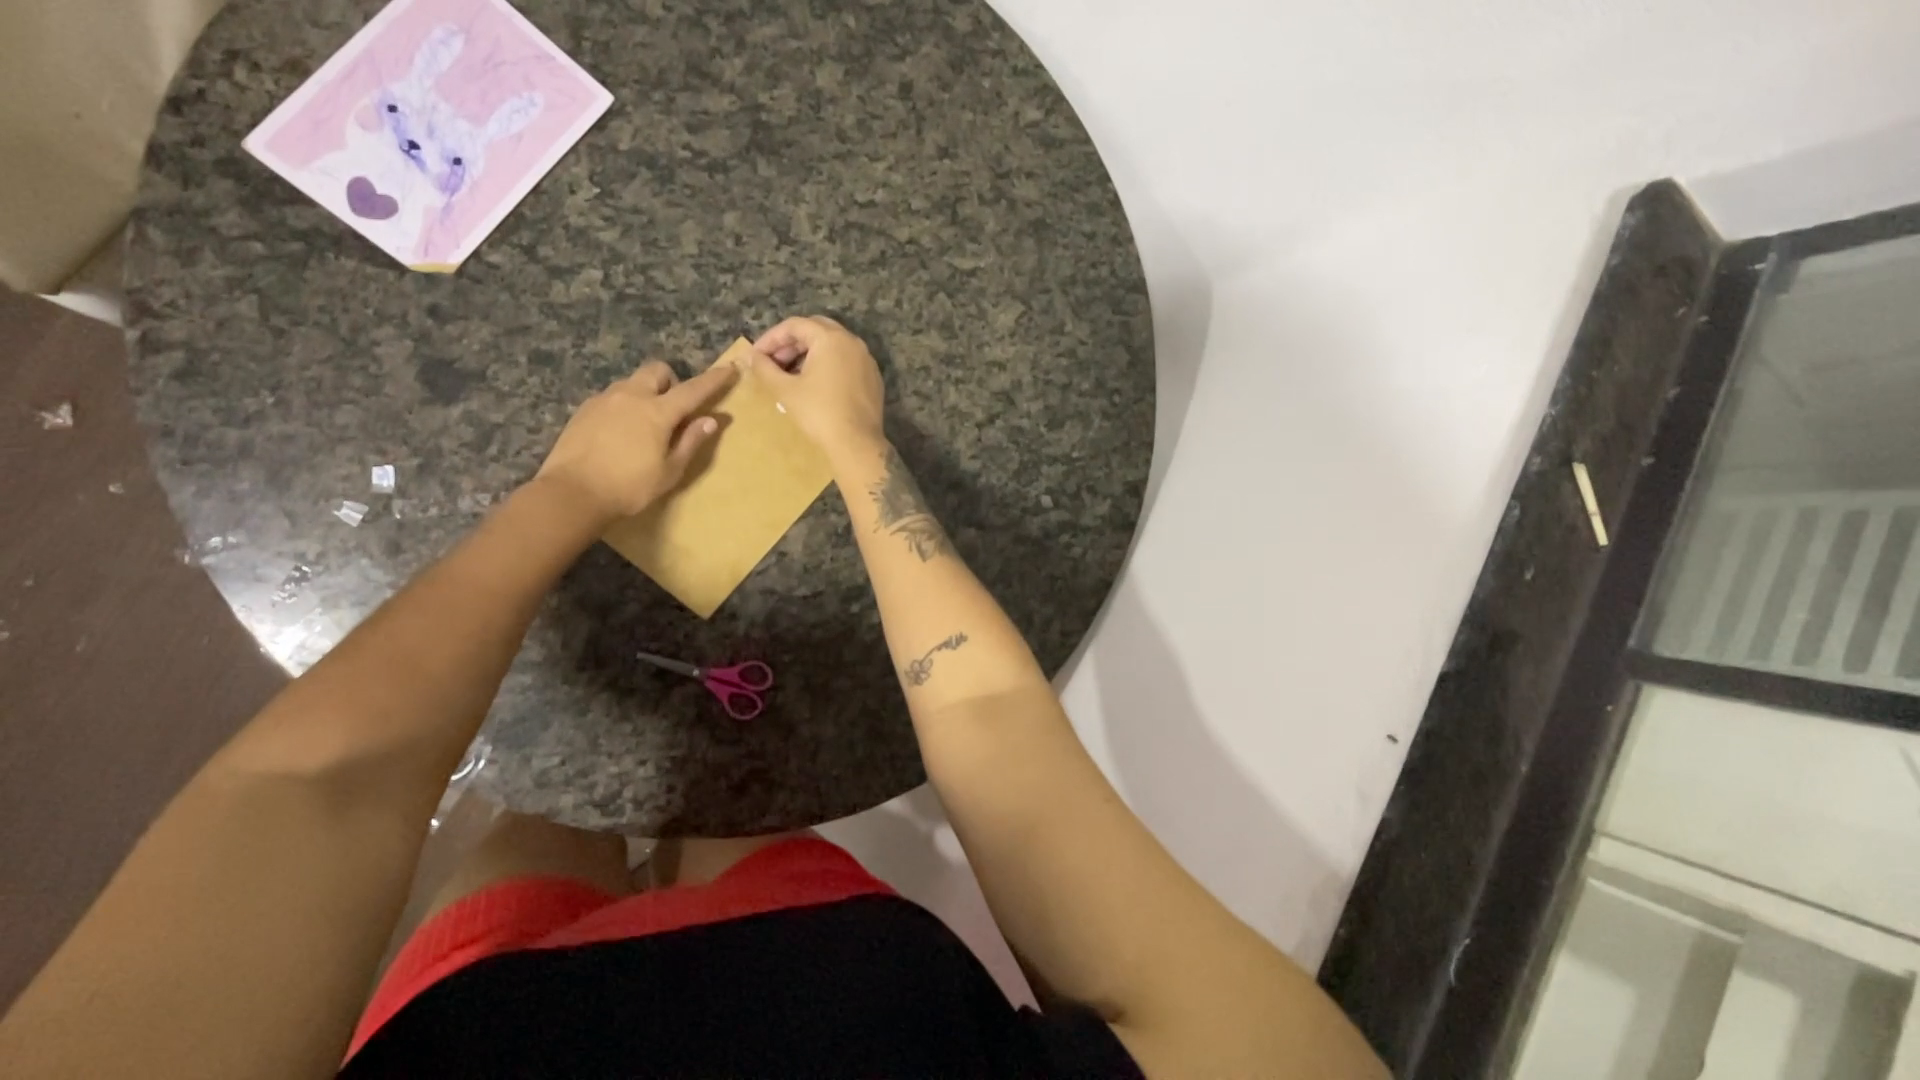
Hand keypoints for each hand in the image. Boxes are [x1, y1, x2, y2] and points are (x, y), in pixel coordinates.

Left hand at [534, 359, 736, 523]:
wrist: (572, 493)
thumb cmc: (629, 487)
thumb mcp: (669, 472)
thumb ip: (690, 442)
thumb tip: (710, 420)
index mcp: (657, 411)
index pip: (693, 389)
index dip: (714, 379)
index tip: (729, 369)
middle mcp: (631, 396)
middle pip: (656, 371)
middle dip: (671, 381)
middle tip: (673, 410)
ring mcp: (604, 400)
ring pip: (631, 382)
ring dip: (645, 393)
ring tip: (643, 424)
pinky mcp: (584, 410)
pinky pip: (611, 397)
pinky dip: (623, 406)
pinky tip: (619, 433)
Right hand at [749, 316, 884, 459]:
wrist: (856, 443)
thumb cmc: (818, 413)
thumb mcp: (785, 389)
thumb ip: (765, 368)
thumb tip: (753, 357)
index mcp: (831, 338)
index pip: (794, 325)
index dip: (771, 338)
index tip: (756, 355)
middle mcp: (852, 341)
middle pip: (815, 330)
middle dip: (790, 343)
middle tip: (773, 361)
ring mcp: (866, 359)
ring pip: (832, 345)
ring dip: (808, 354)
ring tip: (789, 374)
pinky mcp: (872, 377)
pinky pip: (845, 361)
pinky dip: (827, 365)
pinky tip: (814, 384)